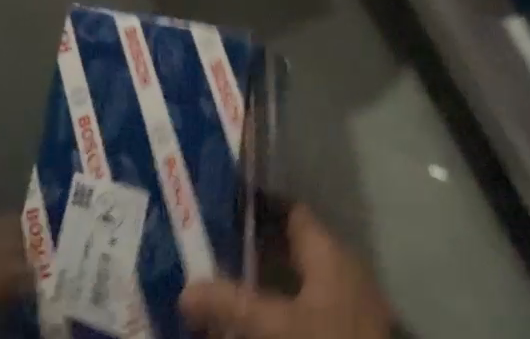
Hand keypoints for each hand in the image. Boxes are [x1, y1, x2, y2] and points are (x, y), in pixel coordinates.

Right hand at [179, 206, 393, 338]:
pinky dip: (275, 309)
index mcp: (327, 251)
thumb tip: (185, 290)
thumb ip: (233, 304)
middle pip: (286, 246)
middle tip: (206, 247)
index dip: (254, 205)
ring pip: (292, 281)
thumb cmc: (331, 338)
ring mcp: (344, 302)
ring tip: (219, 285)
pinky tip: (251, 321)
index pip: (287, 210)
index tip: (216, 204)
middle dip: (248, 247)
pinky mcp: (343, 328)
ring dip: (260, 283)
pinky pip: (302, 308)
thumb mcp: (278, 325)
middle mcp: (338, 268)